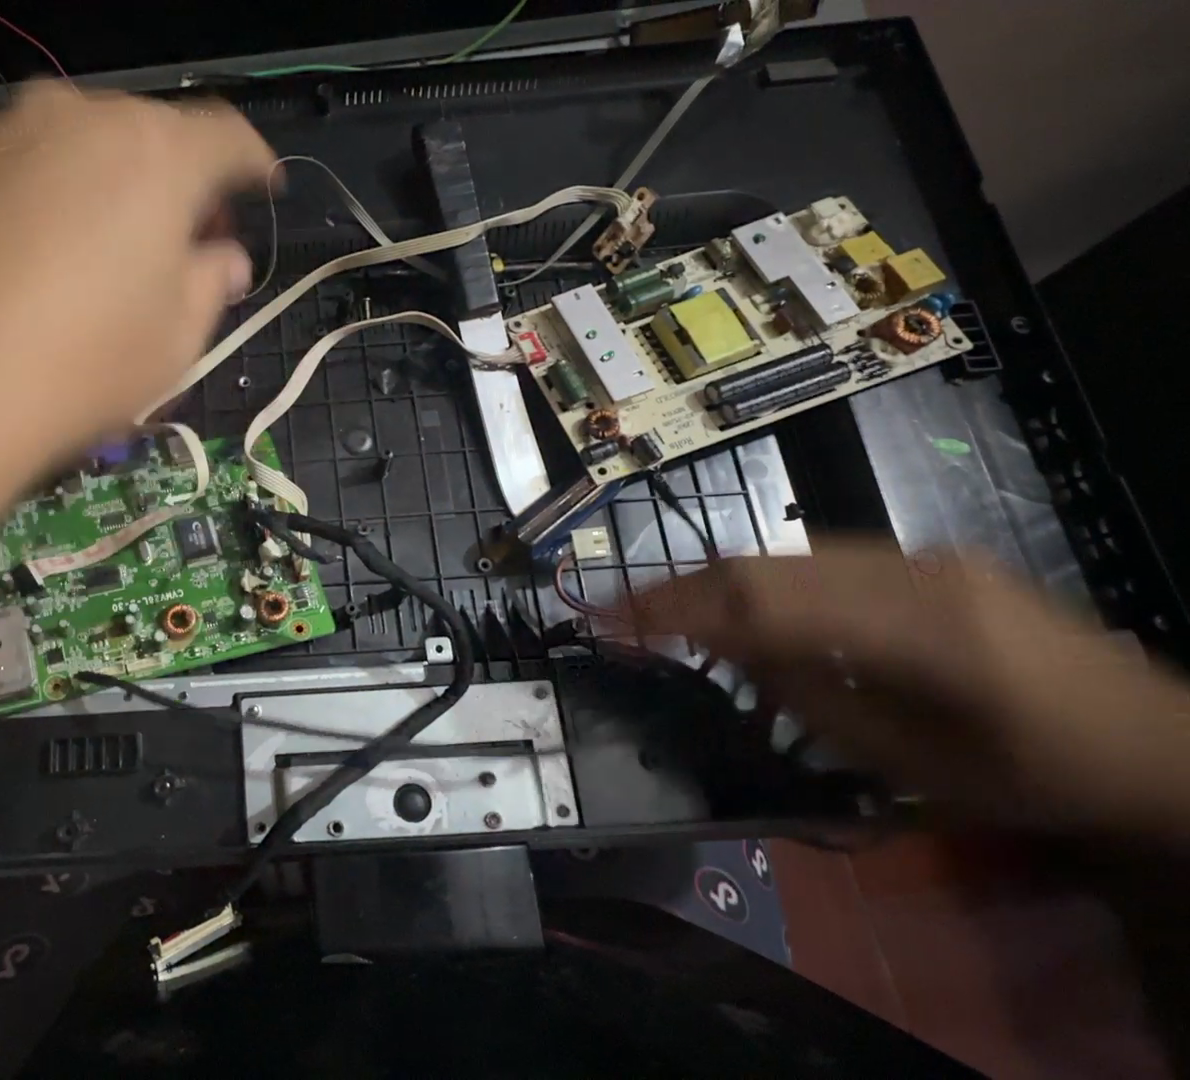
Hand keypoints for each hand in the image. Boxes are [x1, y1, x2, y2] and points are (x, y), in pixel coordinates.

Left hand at [0, 82, 271, 497]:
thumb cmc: (76, 368)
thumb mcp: (175, 342)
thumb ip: (211, 285)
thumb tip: (219, 260)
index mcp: (155, 152)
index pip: (227, 138)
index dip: (253, 167)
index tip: (261, 192)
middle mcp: (77, 119)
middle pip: (150, 139)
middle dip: (178, 187)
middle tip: (184, 246)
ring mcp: (0, 137)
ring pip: (81, 152)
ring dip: (110, 193)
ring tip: (109, 258)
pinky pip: (24, 173)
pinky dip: (49, 204)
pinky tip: (41, 264)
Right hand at [629, 541, 1189, 839]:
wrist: (1156, 746)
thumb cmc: (1034, 777)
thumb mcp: (913, 764)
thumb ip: (810, 697)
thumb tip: (730, 651)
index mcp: (919, 631)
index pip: (762, 605)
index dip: (673, 610)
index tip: (605, 620)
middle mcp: (916, 573)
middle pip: (764, 566)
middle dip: (677, 588)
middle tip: (612, 609)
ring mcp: (925, 558)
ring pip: (785, 555)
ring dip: (712, 580)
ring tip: (656, 607)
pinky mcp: (928, 560)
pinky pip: (819, 560)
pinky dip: (759, 579)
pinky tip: (734, 603)